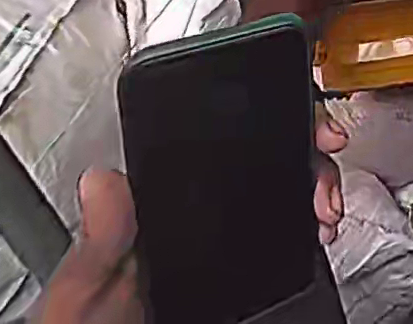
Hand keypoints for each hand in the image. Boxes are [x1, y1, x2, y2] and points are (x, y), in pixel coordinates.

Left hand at [38, 111, 349, 321]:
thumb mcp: (84, 295)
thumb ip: (98, 244)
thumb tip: (100, 179)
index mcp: (167, 197)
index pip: (227, 134)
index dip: (273, 117)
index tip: (304, 123)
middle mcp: (205, 203)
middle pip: (273, 151)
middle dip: (310, 148)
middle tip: (328, 158)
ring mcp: (232, 230)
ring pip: (291, 181)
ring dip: (321, 181)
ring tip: (327, 207)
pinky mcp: (254, 263)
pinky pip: (294, 224)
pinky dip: (317, 217)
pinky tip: (323, 227)